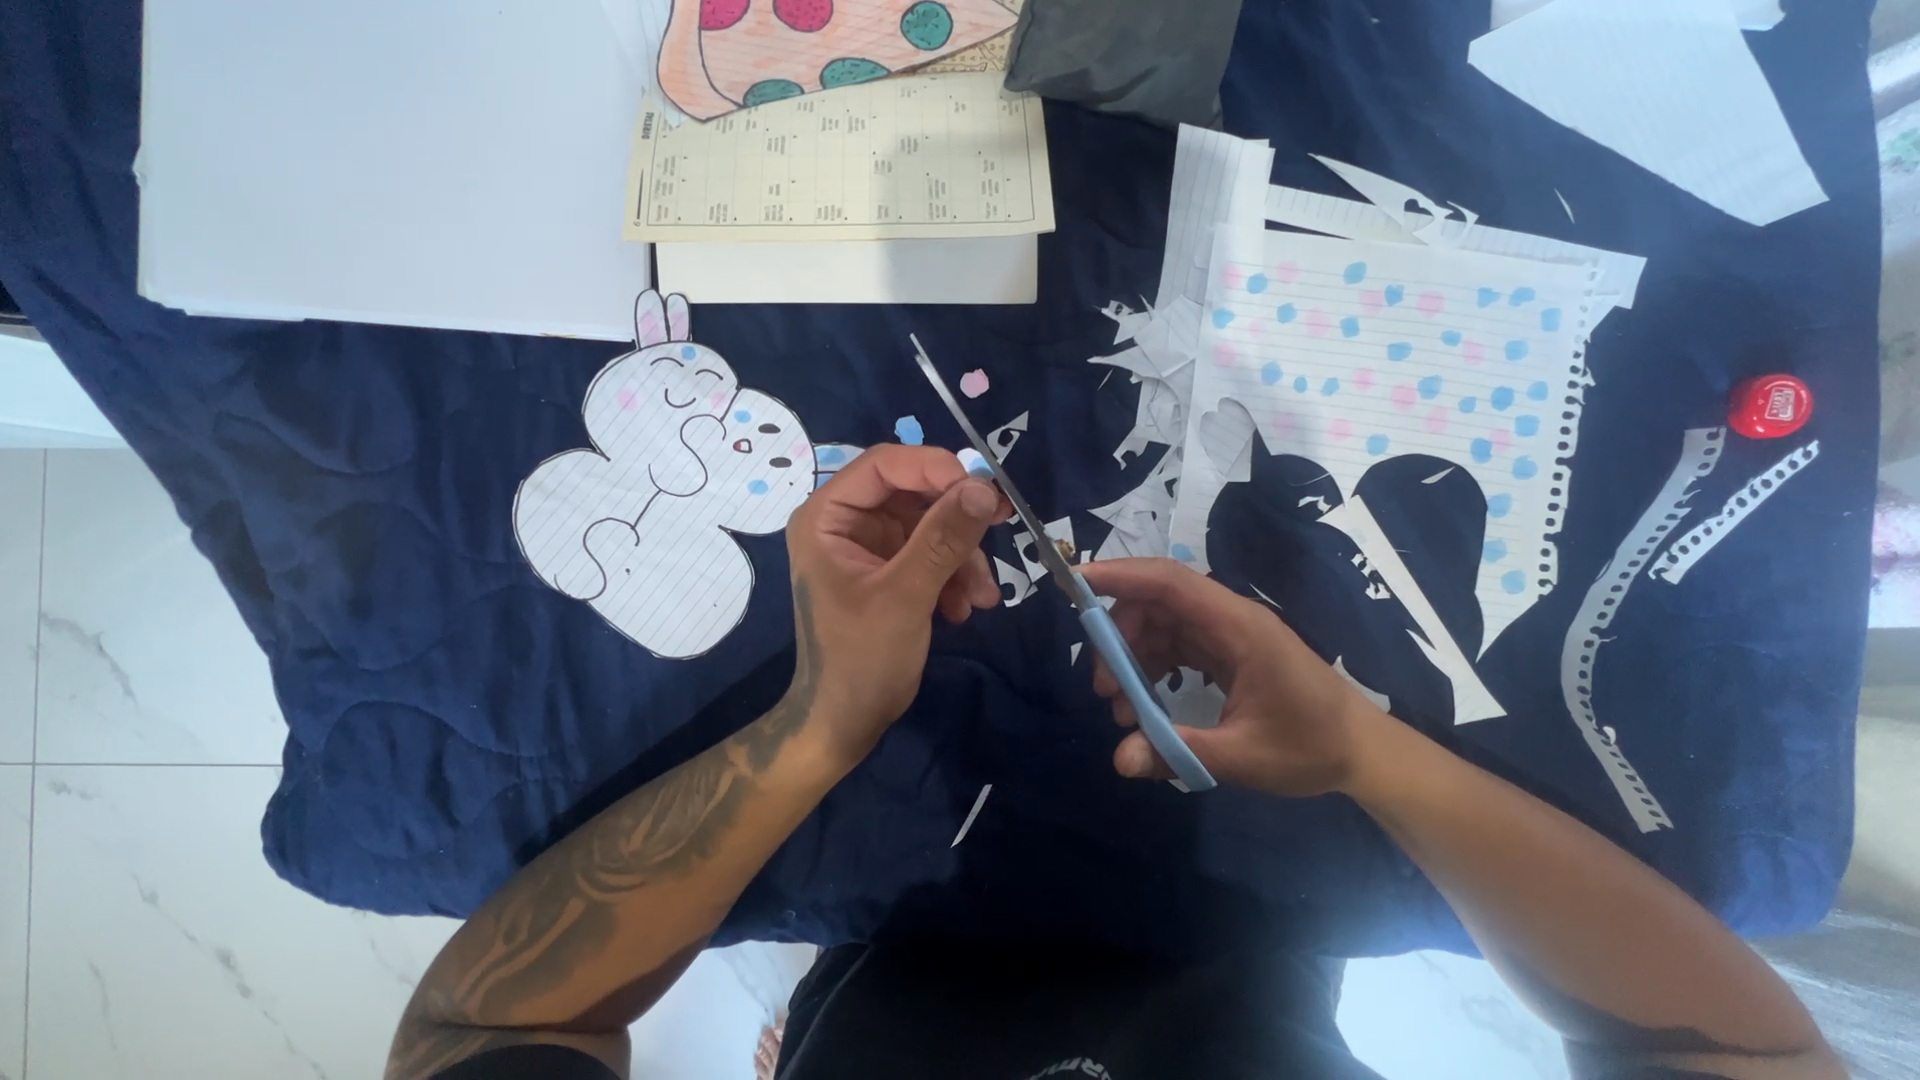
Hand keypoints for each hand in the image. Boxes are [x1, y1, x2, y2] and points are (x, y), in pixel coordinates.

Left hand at [783, 445, 1009, 768]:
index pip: (885, 465)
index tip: (984, 488)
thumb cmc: (861, 660)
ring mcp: (867, 547)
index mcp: (827, 517)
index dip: (936, 468)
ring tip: (983, 596)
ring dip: (962, 556)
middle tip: (1003, 524)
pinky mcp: (888, 571)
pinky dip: (954, 575)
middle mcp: (845, 523)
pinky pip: (930, 553)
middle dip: (957, 518)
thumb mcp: (905, 596)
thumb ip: (943, 539)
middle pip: (913, 493)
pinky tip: (966, 609)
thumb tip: (984, 487)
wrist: (846, 722)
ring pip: (930, 525)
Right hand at [1075, 557, 1389, 797]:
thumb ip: (1179, 752)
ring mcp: (1228, 635)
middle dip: (1118, 636)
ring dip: (1131, 656)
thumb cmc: (1312, 746)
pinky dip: (1151, 666)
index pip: (1170, 583)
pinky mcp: (1227, 652)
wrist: (1363, 752)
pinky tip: (1143, 703)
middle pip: (1157, 602)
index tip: (1076, 582)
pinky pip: (1176, 643)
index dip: (1121, 575)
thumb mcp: (1243, 757)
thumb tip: (1119, 759)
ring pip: (1162, 623)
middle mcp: (1230, 620)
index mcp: (1238, 628)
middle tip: (1102, 688)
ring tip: (1120, 709)